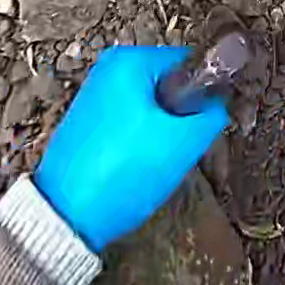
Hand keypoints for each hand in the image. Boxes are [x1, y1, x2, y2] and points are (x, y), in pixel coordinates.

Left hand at [34, 46, 227, 251]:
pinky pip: (132, 119)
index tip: (204, 122)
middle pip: (170, 83)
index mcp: (129, 59)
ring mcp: (95, 95)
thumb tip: (224, 102)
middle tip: (180, 143)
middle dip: (182, 113)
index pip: (190, 63)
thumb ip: (215, 112)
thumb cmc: (123, 171)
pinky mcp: (88, 121)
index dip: (204, 94)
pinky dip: (142, 137)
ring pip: (152, 104)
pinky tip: (138, 162)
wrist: (60, 225)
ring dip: (163, 128)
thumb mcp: (183, 140)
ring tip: (157, 157)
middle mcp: (109, 68)